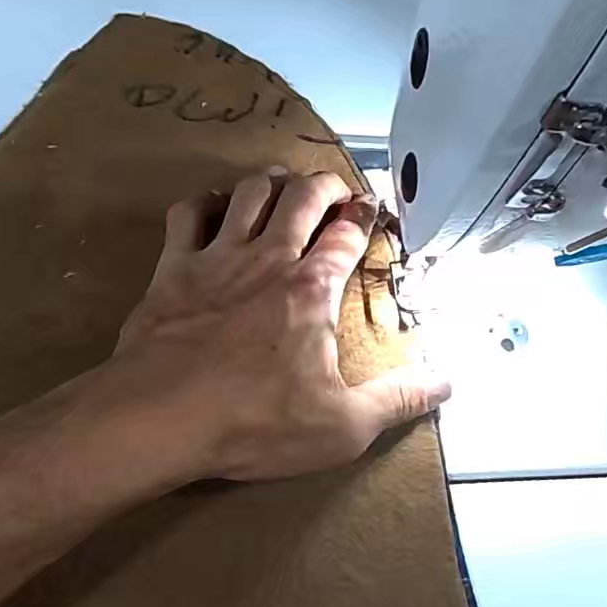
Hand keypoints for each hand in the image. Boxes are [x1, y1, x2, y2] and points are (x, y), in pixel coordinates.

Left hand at [106, 170, 449, 481]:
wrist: (159, 419)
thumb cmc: (256, 422)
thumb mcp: (343, 424)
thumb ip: (398, 400)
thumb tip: (446, 385)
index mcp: (313, 290)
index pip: (347, 236)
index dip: (365, 216)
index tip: (374, 207)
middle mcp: (268, 260)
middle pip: (302, 197)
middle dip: (325, 185)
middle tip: (337, 188)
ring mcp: (217, 258)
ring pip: (249, 193)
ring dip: (272, 182)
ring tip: (284, 185)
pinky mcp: (172, 269)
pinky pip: (189, 214)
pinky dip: (207, 202)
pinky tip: (215, 209)